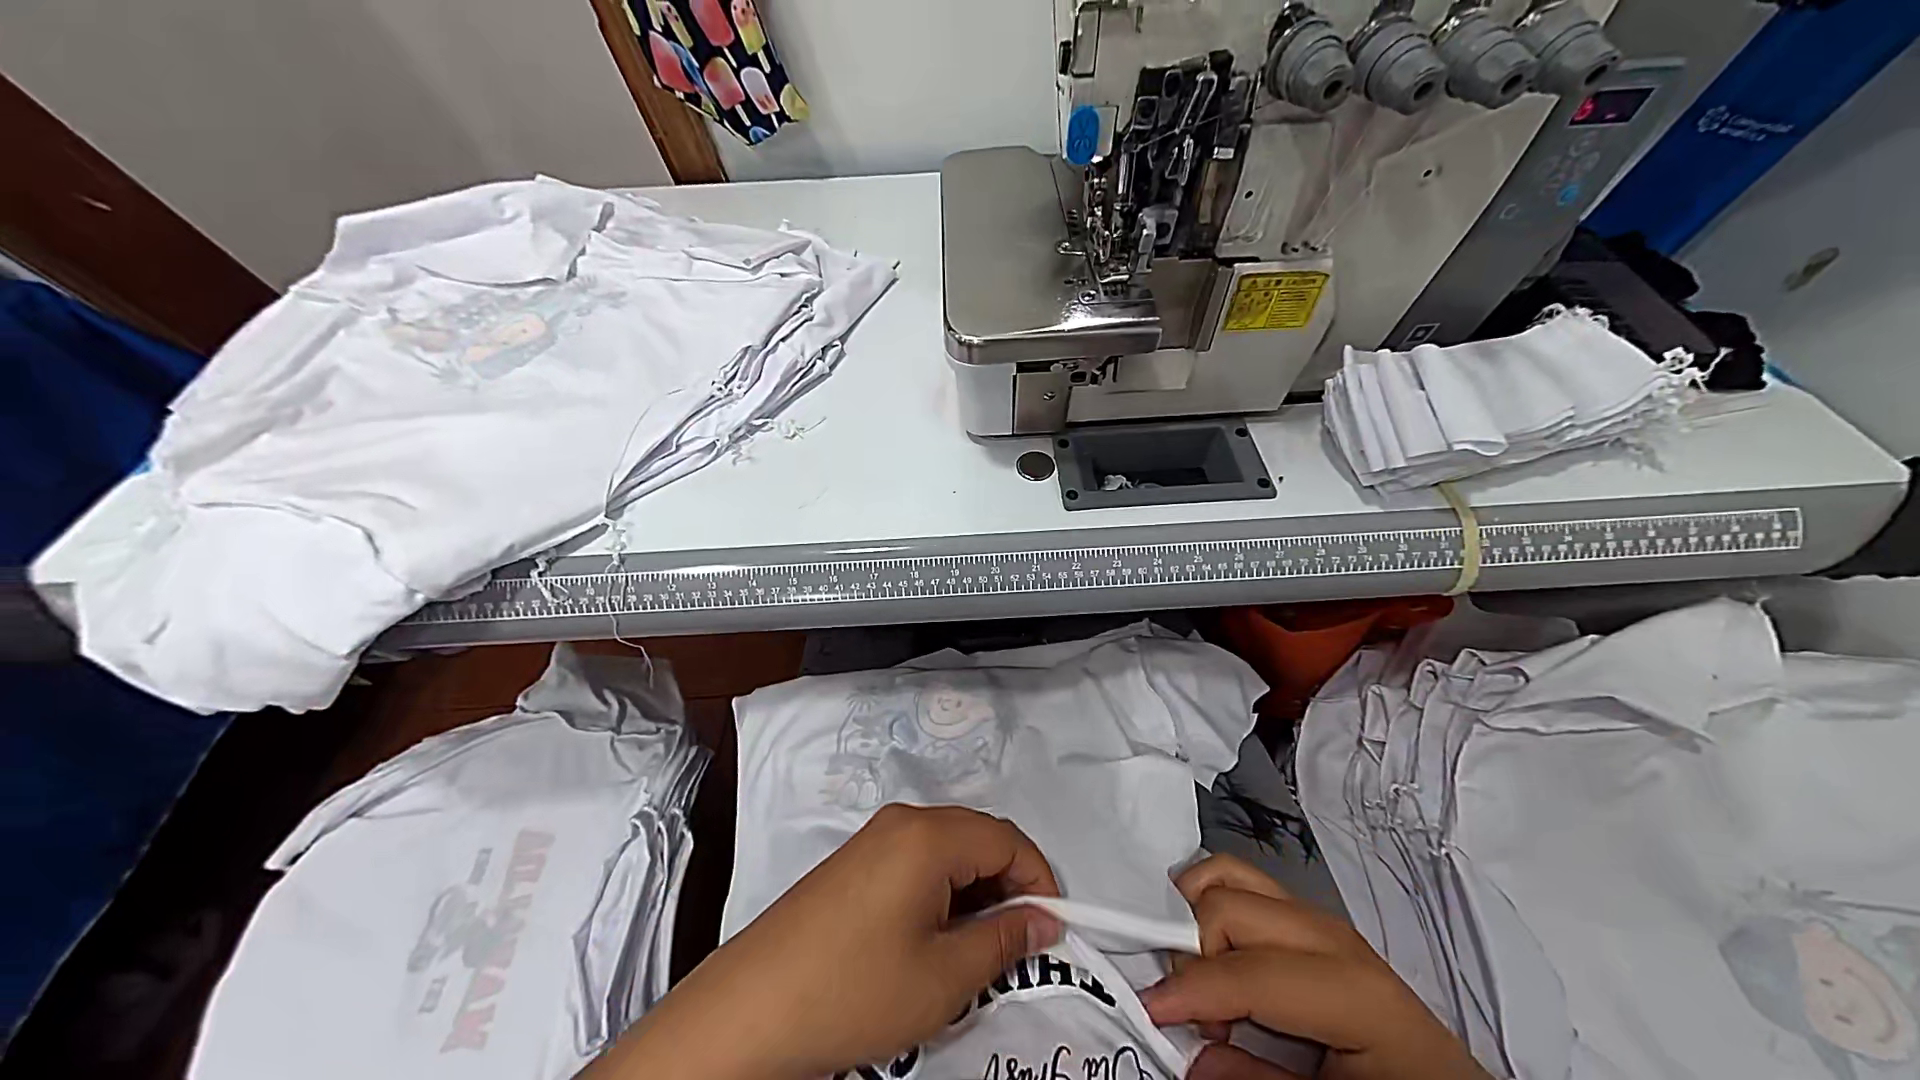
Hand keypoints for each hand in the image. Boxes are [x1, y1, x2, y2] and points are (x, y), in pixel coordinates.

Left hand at [588, 804, 1064, 1079]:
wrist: (750, 1009)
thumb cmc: (854, 989)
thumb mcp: (945, 977)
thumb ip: (1005, 941)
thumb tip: (1045, 921)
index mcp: (928, 835)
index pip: (1008, 840)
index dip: (1039, 882)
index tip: (1051, 931)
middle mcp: (901, 821)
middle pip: (978, 839)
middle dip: (1007, 888)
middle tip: (1015, 947)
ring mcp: (872, 839)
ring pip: (948, 852)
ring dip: (973, 895)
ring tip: (972, 954)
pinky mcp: (853, 862)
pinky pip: (916, 863)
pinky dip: (940, 894)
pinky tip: (931, 942)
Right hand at [1141, 855, 1489, 1079]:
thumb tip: (1191, 1059)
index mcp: (1352, 992)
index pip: (1250, 973)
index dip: (1192, 990)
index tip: (1151, 1009)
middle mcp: (1331, 938)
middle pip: (1230, 905)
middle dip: (1189, 947)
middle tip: (1186, 1006)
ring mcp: (1316, 919)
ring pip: (1231, 874)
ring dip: (1193, 909)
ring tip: (1195, 970)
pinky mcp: (1303, 918)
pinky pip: (1241, 883)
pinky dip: (1208, 900)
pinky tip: (1212, 951)